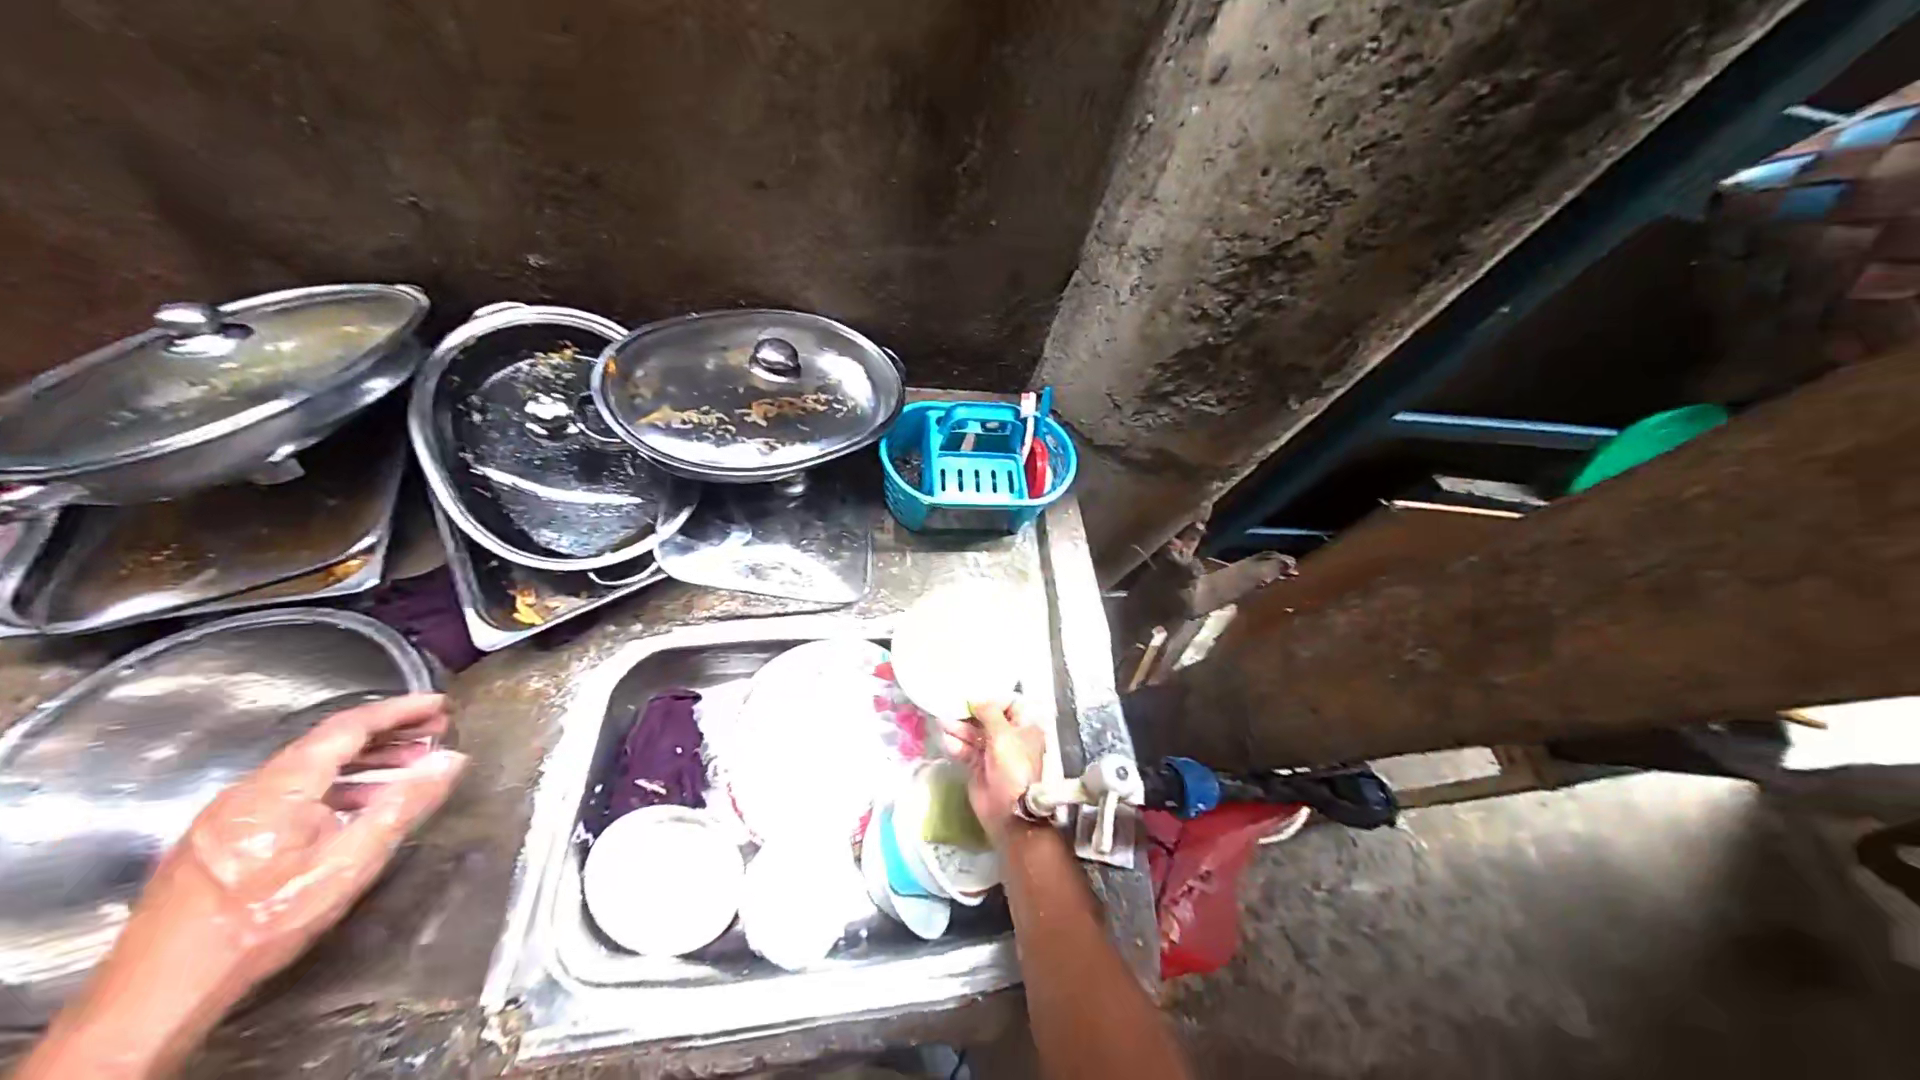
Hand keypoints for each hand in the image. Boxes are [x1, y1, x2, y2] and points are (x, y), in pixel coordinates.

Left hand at [150, 693, 466, 993]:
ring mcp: (230, 815)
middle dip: (387, 733)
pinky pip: (292, 793)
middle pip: (327, 744)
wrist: (156, 994)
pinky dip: (339, 785)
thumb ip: (401, 807)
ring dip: (365, 760)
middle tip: (436, 729)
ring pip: (309, 769)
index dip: (397, 712)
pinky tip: (363, 805)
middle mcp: (249, 790)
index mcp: (277, 789)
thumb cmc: (260, 925)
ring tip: (412, 766)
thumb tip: (450, 760)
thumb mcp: (346, 866)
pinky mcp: (222, 838)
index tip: (439, 704)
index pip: (346, 728)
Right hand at [939, 699, 1045, 845]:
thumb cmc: (1012, 767)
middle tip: (951, 707)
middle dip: (969, 713)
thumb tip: (977, 700)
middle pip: (987, 719)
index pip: (1009, 705)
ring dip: (959, 728)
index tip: (973, 695)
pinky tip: (947, 741)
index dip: (991, 700)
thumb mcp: (1003, 735)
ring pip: (974, 734)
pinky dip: (957, 745)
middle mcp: (1010, 738)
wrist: (1008, 811)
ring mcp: (994, 753)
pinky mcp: (979, 766)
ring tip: (942, 723)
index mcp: (1024, 728)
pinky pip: (966, 750)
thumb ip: (989, 713)